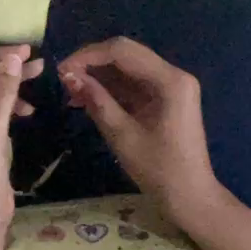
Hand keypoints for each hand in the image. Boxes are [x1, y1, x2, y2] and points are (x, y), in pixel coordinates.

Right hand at [57, 37, 220, 220]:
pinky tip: (86, 98)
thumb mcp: (122, 134)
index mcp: (169, 80)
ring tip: (71, 91)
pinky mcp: (163, 97)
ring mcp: (170, 85)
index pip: (122, 52)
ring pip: (126, 67)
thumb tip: (68, 76)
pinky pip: (132, 83)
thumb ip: (96, 100)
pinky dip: (109, 87)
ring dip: (98, 75)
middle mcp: (172, 74)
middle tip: (63, 78)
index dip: (88, 56)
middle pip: (125, 54)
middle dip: (91, 62)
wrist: (190, 197)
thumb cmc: (158, 169)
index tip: (61, 71)